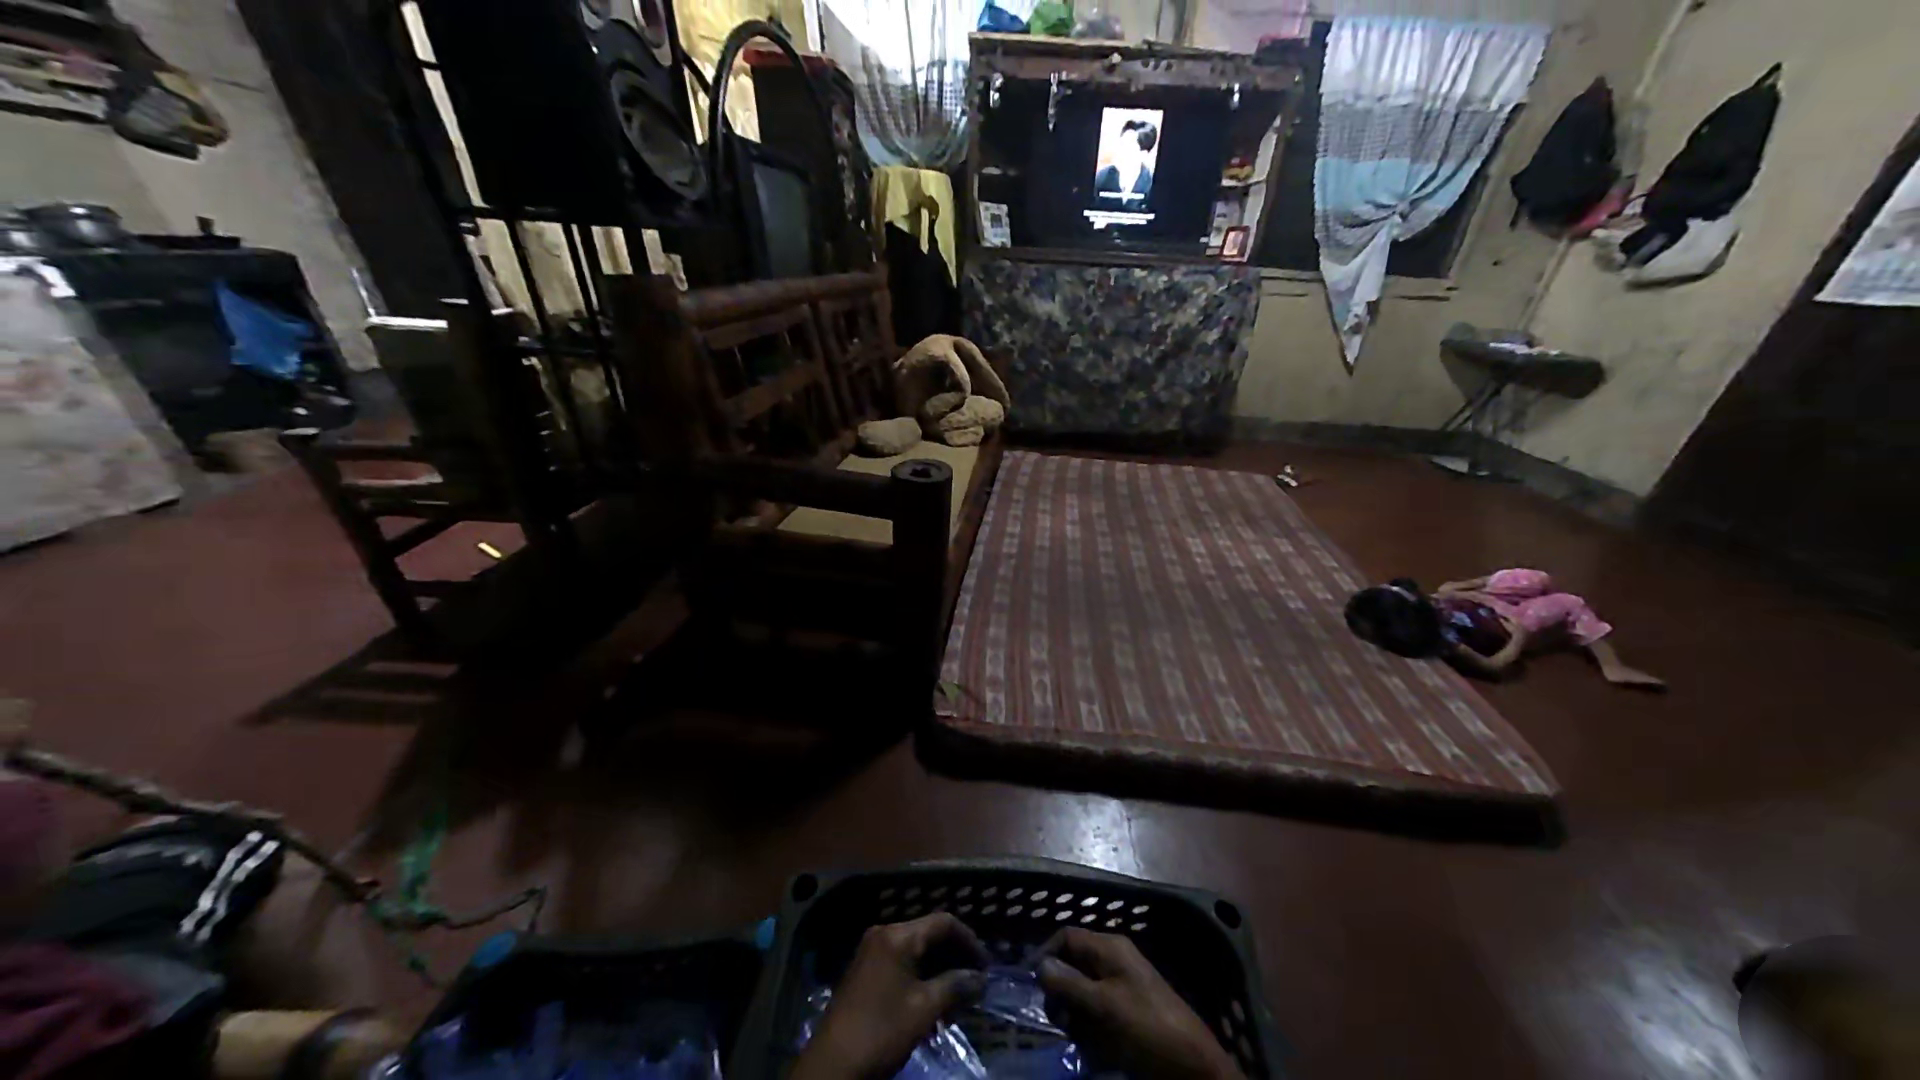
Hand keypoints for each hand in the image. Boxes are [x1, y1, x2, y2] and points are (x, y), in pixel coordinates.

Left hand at [791, 913, 989, 1079]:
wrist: (832, 1066)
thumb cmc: (882, 1030)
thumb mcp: (925, 1008)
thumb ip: (957, 986)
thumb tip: (981, 979)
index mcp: (897, 935)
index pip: (944, 922)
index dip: (970, 941)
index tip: (986, 969)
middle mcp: (883, 935)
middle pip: (929, 936)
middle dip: (955, 960)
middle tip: (974, 988)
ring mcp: (872, 954)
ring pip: (917, 953)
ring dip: (940, 974)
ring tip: (956, 1005)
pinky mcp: (866, 974)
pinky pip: (902, 966)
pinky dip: (922, 981)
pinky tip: (933, 1009)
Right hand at [1038, 929, 1243, 1079]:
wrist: (1193, 1066)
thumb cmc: (1146, 1027)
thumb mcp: (1103, 1005)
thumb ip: (1069, 982)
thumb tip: (1040, 964)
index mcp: (1110, 948)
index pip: (1067, 937)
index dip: (1046, 954)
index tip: (1030, 982)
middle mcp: (1114, 962)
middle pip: (1072, 966)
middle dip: (1060, 992)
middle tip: (1058, 1020)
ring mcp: (1121, 989)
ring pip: (1081, 994)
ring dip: (1074, 1016)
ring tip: (1079, 1039)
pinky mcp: (1127, 1015)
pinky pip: (1096, 1015)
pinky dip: (1090, 1031)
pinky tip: (1094, 1051)